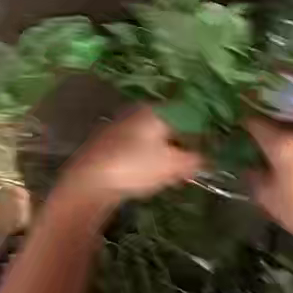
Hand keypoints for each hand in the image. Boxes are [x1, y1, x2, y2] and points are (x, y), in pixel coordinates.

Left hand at [59, 107, 203, 206]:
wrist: (88, 182)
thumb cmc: (135, 167)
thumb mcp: (173, 165)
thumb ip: (194, 160)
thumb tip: (204, 160)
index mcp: (155, 111)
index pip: (186, 117)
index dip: (198, 138)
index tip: (203, 157)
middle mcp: (135, 113)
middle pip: (166, 128)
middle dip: (179, 147)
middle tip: (186, 169)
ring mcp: (117, 127)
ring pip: (148, 139)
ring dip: (160, 156)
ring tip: (166, 176)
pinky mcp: (103, 145)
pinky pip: (132, 150)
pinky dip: (142, 161)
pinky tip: (142, 177)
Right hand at [245, 117, 292, 261]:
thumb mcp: (274, 205)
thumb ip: (256, 182)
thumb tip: (250, 169)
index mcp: (285, 144)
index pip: (256, 124)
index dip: (245, 127)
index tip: (239, 133)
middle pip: (283, 127)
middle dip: (272, 138)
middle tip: (264, 152)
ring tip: (291, 165)